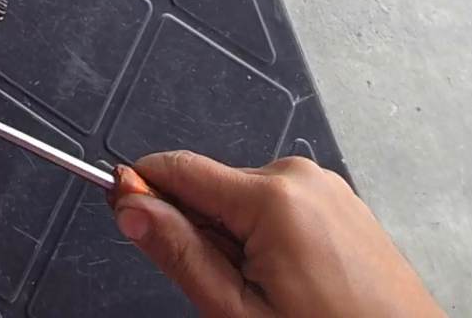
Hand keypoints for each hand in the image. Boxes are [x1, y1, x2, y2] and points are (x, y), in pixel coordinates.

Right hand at [111, 152, 443, 317]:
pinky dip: (268, 240)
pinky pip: (277, 207)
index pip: (175, 168)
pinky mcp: (342, 204)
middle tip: (233, 295)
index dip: (143, 192)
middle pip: (209, 186)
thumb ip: (180, 253)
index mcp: (273, 197)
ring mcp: (326, 188)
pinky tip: (297, 287)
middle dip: (203, 232)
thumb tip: (130, 205)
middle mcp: (299, 177)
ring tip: (275, 297)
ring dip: (236, 239)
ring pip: (241, 199)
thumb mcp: (241, 316)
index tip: (129, 218)